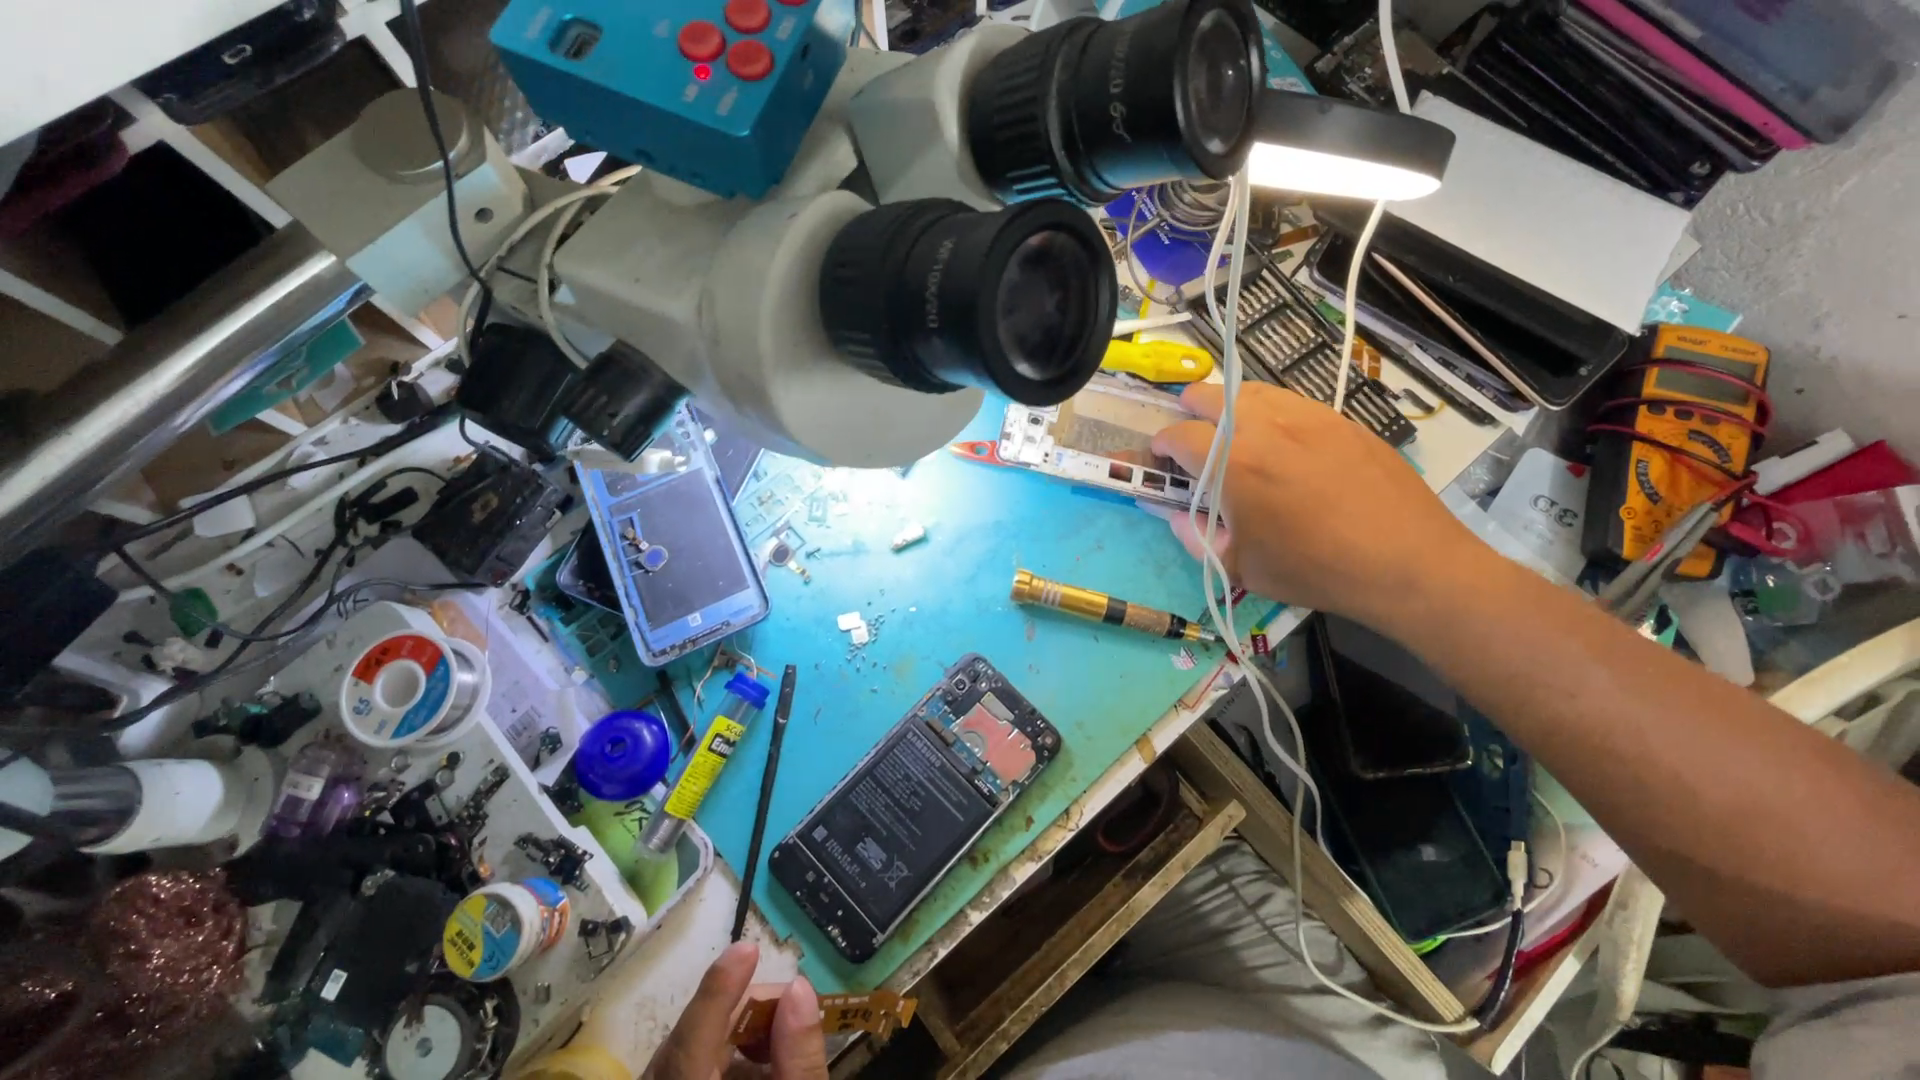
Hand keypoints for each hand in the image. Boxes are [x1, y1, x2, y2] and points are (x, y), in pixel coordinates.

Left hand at [644, 942, 828, 1079]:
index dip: (718, 994)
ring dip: (741, 1035)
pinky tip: (761, 1068)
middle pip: (694, 1037)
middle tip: (794, 1016)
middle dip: (747, 1013)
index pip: (691, 1045)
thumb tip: (800, 989)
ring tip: (782, 1051)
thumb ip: (799, 1059)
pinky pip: (689, 1062)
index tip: (747, 949)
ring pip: (692, 1047)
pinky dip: (727, 1056)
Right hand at [1150, 382, 1483, 631]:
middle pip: (1209, 395)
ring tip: (1233, 438)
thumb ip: (1196, 537)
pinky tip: (1281, 444)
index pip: (1177, 436)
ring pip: (1249, 391)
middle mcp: (1264, 425)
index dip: (1159, 449)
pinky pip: (1290, 402)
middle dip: (1188, 413)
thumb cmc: (1315, 570)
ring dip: (1228, 408)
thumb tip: (1177, 514)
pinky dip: (1270, 414)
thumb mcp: (1241, 567)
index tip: (1160, 463)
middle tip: (1191, 442)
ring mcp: (1306, 415)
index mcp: (1232, 463)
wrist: (1407, 560)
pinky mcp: (1339, 418)